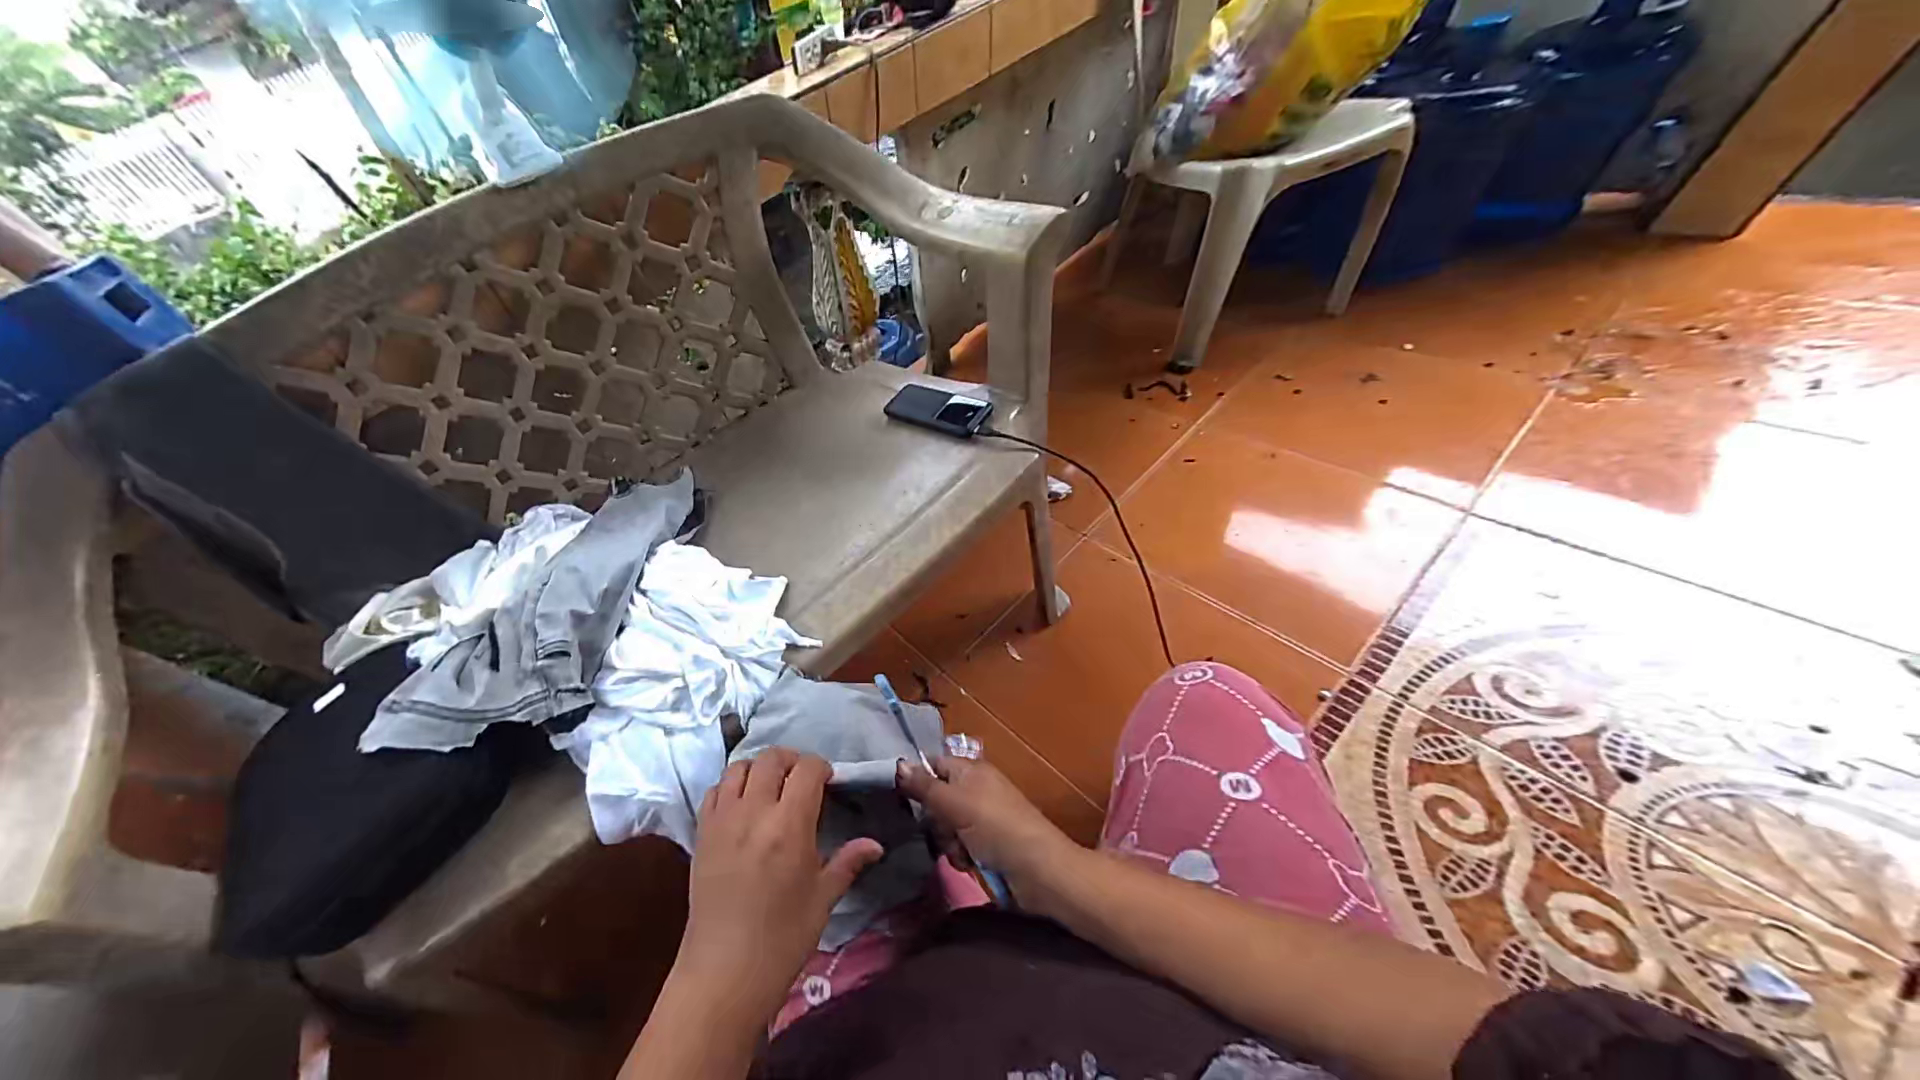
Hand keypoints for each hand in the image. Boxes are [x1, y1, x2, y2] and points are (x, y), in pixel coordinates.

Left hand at [677, 749, 883, 1021]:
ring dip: (759, 770)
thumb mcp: (823, 898)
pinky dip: (731, 787)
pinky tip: (743, 807)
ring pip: (739, 768)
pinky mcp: (701, 835)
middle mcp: (754, 812)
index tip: (828, 784)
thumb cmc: (783, 937)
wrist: (724, 973)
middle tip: (803, 781)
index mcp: (789, 825)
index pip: (807, 769)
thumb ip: (848, 862)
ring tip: (772, 789)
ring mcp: (722, 821)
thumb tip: (876, 845)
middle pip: (771, 758)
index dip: (821, 768)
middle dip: (792, 761)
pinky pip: (714, 791)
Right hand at [896, 755, 1082, 906]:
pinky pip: (959, 846)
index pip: (935, 764)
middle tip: (944, 830)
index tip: (902, 798)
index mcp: (971, 771)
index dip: (919, 779)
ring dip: (948, 843)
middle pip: (936, 799)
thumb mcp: (956, 803)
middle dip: (935, 820)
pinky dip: (961, 856)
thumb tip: (898, 764)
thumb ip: (925, 786)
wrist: (1037, 870)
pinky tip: (969, 865)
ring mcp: (982, 819)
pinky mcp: (986, 844)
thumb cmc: (997, 827)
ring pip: (945, 827)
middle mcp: (975, 790)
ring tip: (961, 852)